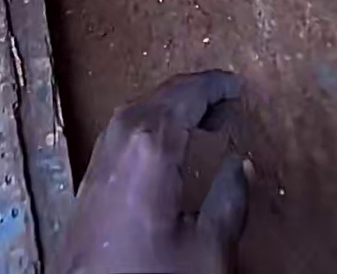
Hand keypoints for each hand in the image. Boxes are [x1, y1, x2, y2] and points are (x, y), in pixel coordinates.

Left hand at [58, 71, 249, 273]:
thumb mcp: (206, 252)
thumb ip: (230, 200)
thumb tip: (242, 165)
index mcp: (152, 143)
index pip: (189, 93)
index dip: (217, 85)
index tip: (238, 86)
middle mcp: (124, 134)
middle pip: (167, 93)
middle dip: (200, 93)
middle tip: (229, 104)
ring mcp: (104, 149)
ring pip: (147, 105)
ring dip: (178, 106)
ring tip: (207, 121)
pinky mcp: (94, 169)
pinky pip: (131, 124)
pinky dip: (158, 120)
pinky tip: (172, 142)